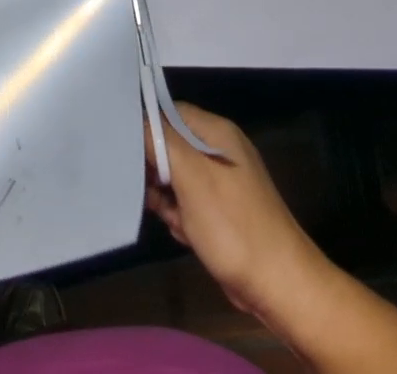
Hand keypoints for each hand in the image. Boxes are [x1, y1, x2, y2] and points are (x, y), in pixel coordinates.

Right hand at [144, 102, 323, 325]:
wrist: (278, 285)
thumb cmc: (234, 225)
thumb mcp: (192, 177)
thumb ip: (160, 142)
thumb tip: (133, 119)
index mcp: (216, 133)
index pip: (167, 111)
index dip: (143, 125)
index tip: (118, 145)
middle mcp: (218, 151)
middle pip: (167, 145)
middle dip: (153, 168)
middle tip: (148, 190)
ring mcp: (219, 182)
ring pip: (172, 177)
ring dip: (165, 198)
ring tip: (174, 217)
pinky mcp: (217, 211)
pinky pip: (184, 203)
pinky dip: (178, 217)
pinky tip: (185, 234)